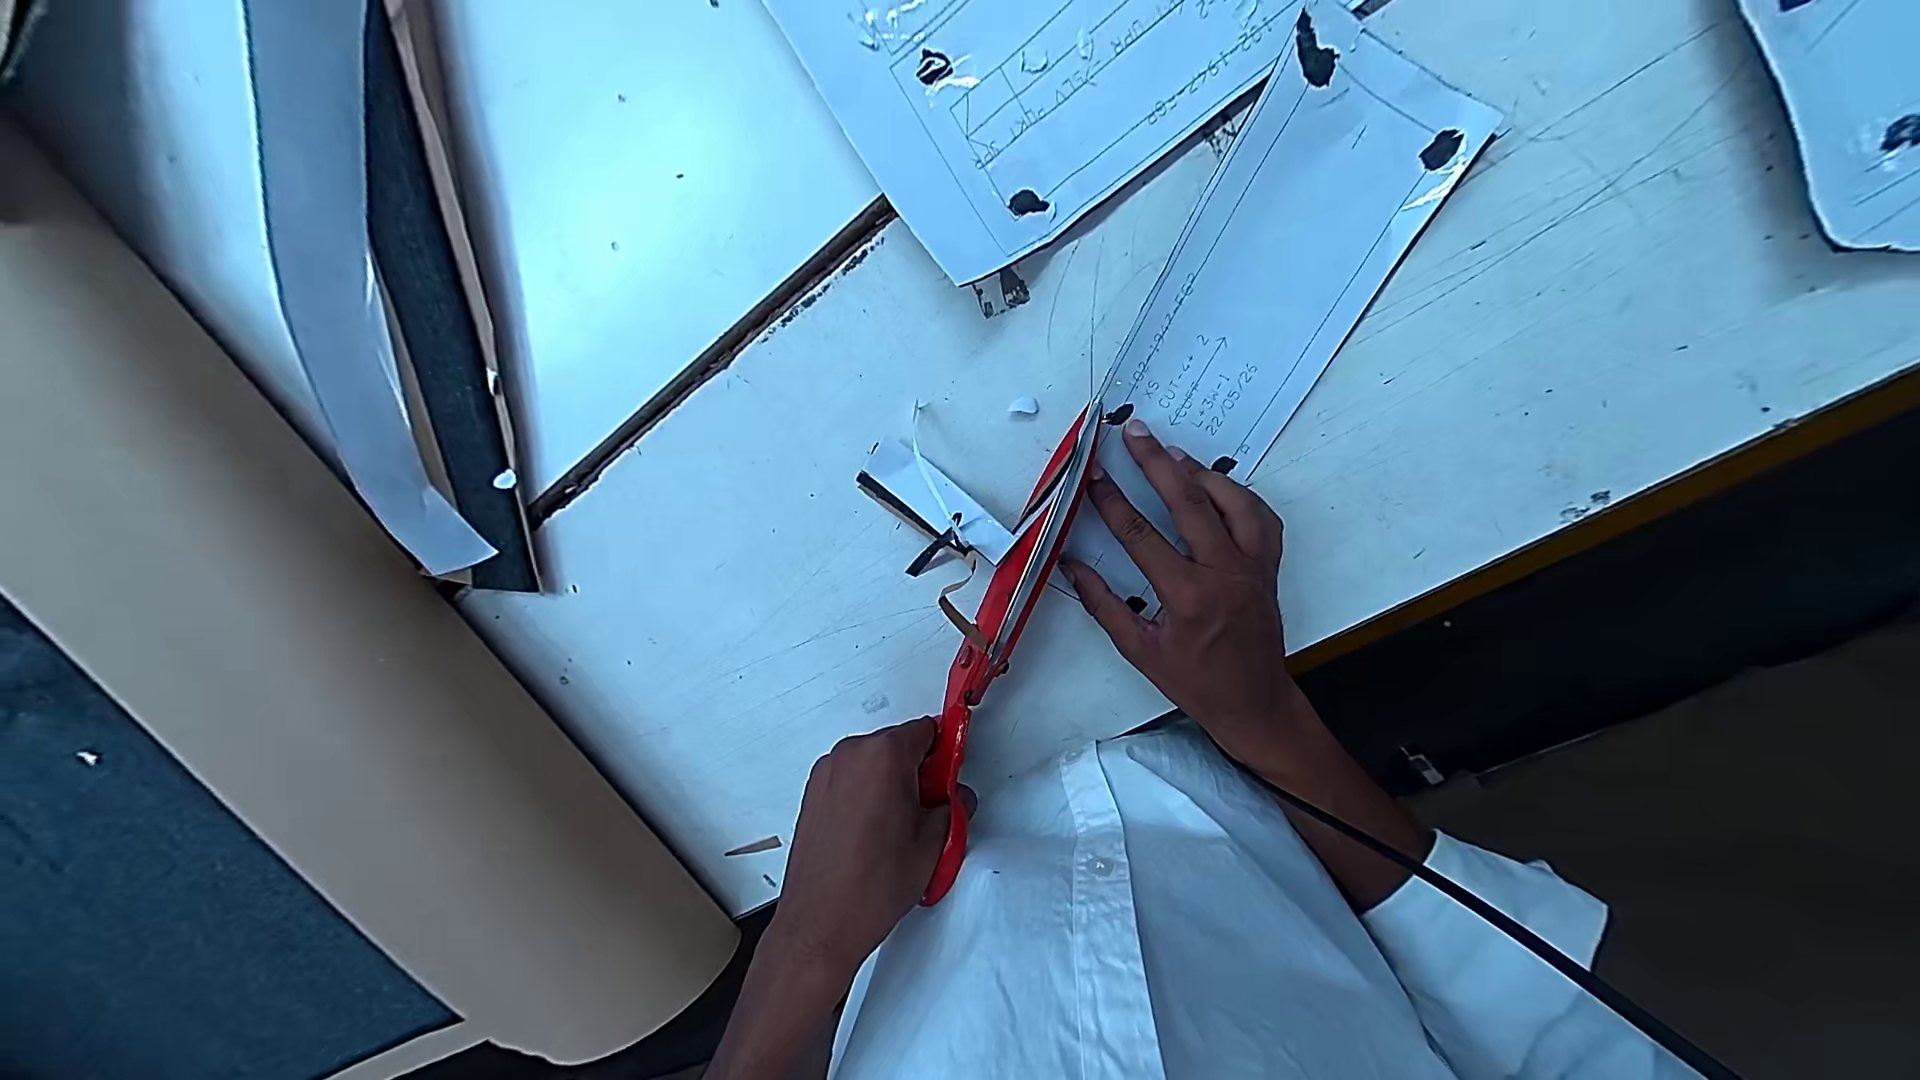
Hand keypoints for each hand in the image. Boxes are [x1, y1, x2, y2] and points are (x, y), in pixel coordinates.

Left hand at [769, 717, 973, 979]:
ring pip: (873, 761)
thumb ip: (953, 804)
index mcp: (884, 755)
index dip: (944, 751)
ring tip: (898, 826)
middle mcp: (852, 754)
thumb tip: (955, 794)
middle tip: (929, 805)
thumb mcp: (935, 842)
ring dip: (890, 780)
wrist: (820, 924)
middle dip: (918, 769)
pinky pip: (851, 776)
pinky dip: (865, 791)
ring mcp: (828, 771)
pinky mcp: (813, 790)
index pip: (927, 730)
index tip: (950, 769)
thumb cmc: (868, 887)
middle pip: (898, 744)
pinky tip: (874, 830)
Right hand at [1060, 418, 1307, 775]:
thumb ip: (1103, 604)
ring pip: (1233, 501)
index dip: (1112, 501)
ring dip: (1200, 473)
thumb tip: (1071, 566)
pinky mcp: (1269, 567)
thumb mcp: (1139, 650)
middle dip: (1156, 463)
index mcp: (1187, 596)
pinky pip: (1260, 517)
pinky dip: (1238, 494)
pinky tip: (1216, 486)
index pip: (1140, 535)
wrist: (1254, 703)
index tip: (1094, 474)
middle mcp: (1225, 573)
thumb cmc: (1194, 681)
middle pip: (1188, 502)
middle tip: (1136, 433)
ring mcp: (1254, 566)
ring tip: (1172, 454)